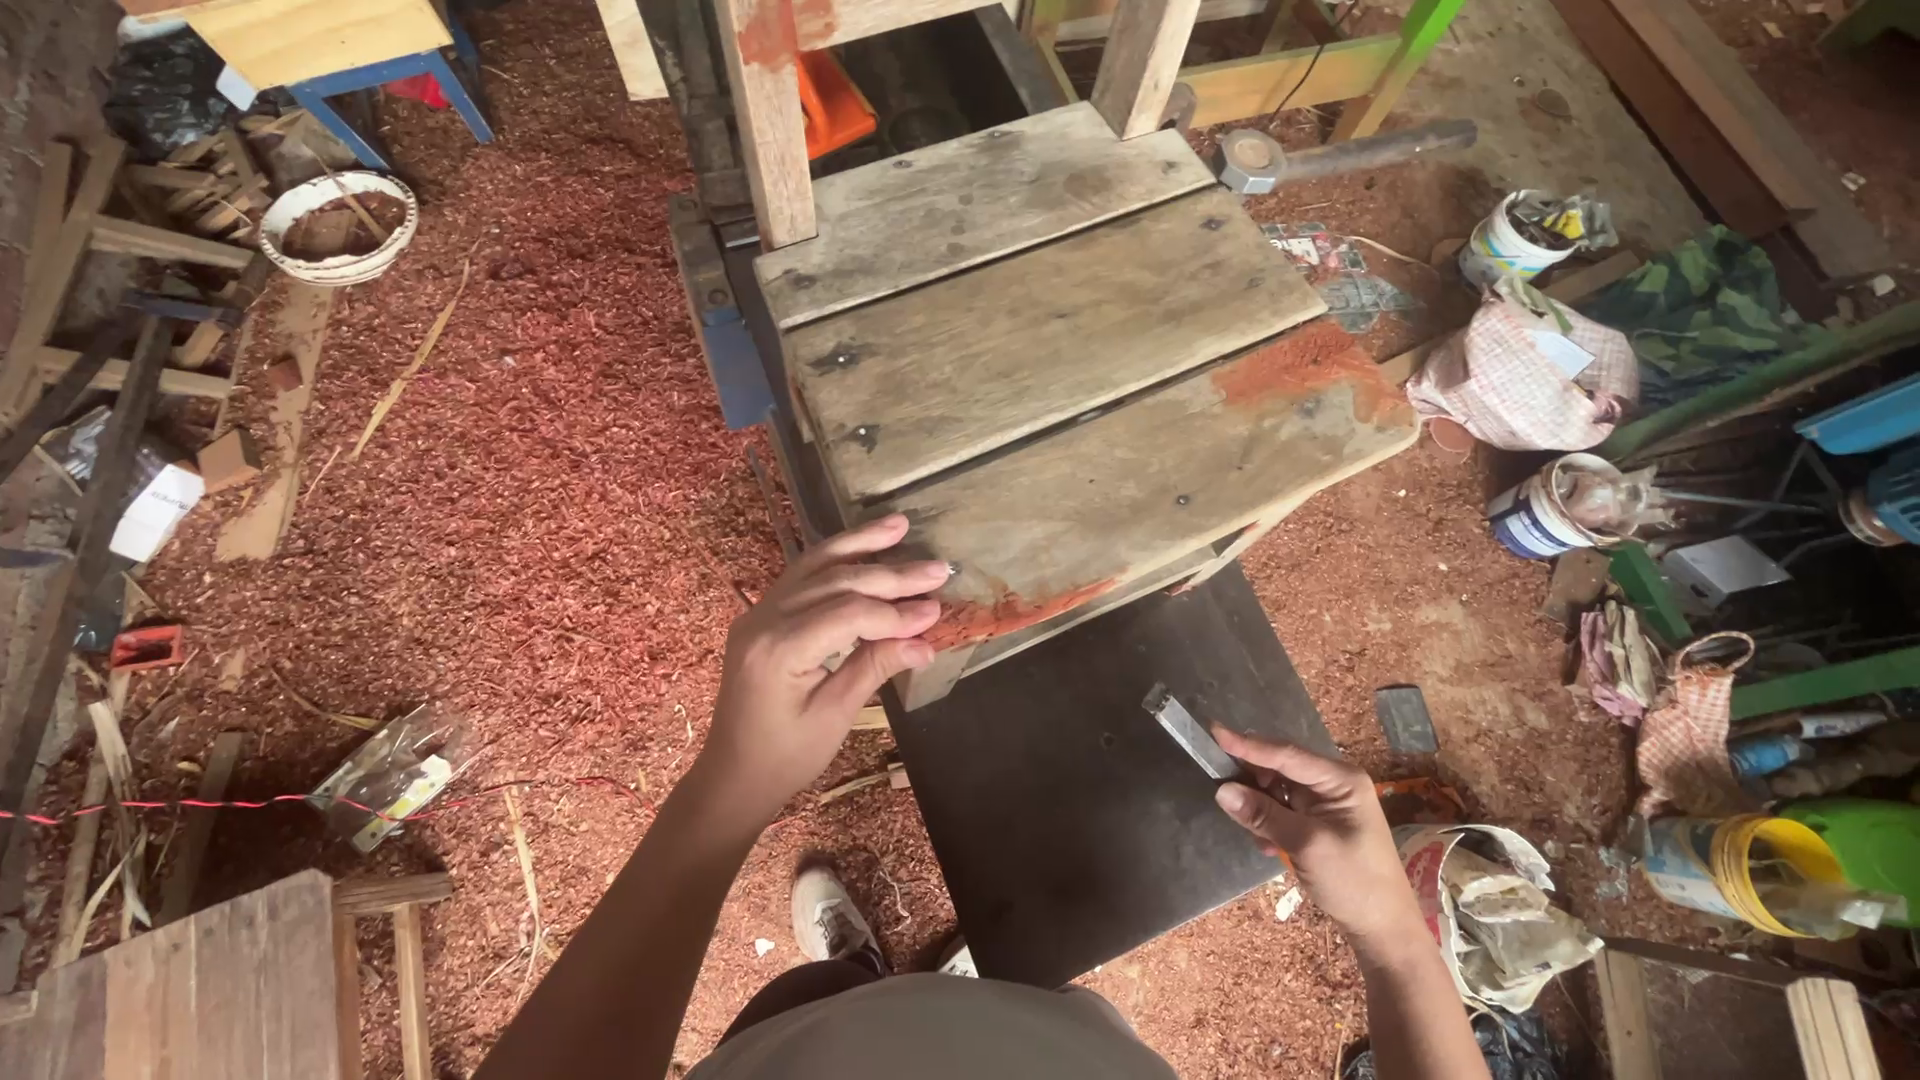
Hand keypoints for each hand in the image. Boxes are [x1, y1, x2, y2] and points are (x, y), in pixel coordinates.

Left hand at [700, 514, 946, 822]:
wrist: (732, 775)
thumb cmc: (785, 758)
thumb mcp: (835, 716)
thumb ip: (875, 667)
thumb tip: (927, 641)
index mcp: (780, 649)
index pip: (850, 613)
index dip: (897, 610)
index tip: (937, 609)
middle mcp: (764, 619)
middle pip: (837, 582)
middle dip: (891, 575)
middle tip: (938, 568)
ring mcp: (758, 613)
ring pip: (816, 566)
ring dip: (860, 545)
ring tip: (899, 525)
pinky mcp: (761, 615)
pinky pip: (801, 576)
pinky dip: (835, 558)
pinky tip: (862, 546)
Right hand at [1210, 729, 1426, 954]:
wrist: (1383, 930)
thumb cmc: (1354, 883)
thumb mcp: (1306, 845)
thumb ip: (1263, 815)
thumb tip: (1222, 790)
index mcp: (1341, 779)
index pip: (1286, 754)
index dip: (1247, 745)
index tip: (1213, 732)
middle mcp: (1333, 783)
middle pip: (1278, 768)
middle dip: (1252, 781)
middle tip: (1225, 792)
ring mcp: (1324, 803)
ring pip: (1275, 789)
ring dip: (1260, 808)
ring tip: (1257, 834)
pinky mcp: (1315, 822)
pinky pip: (1279, 810)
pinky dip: (1268, 823)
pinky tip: (1268, 846)